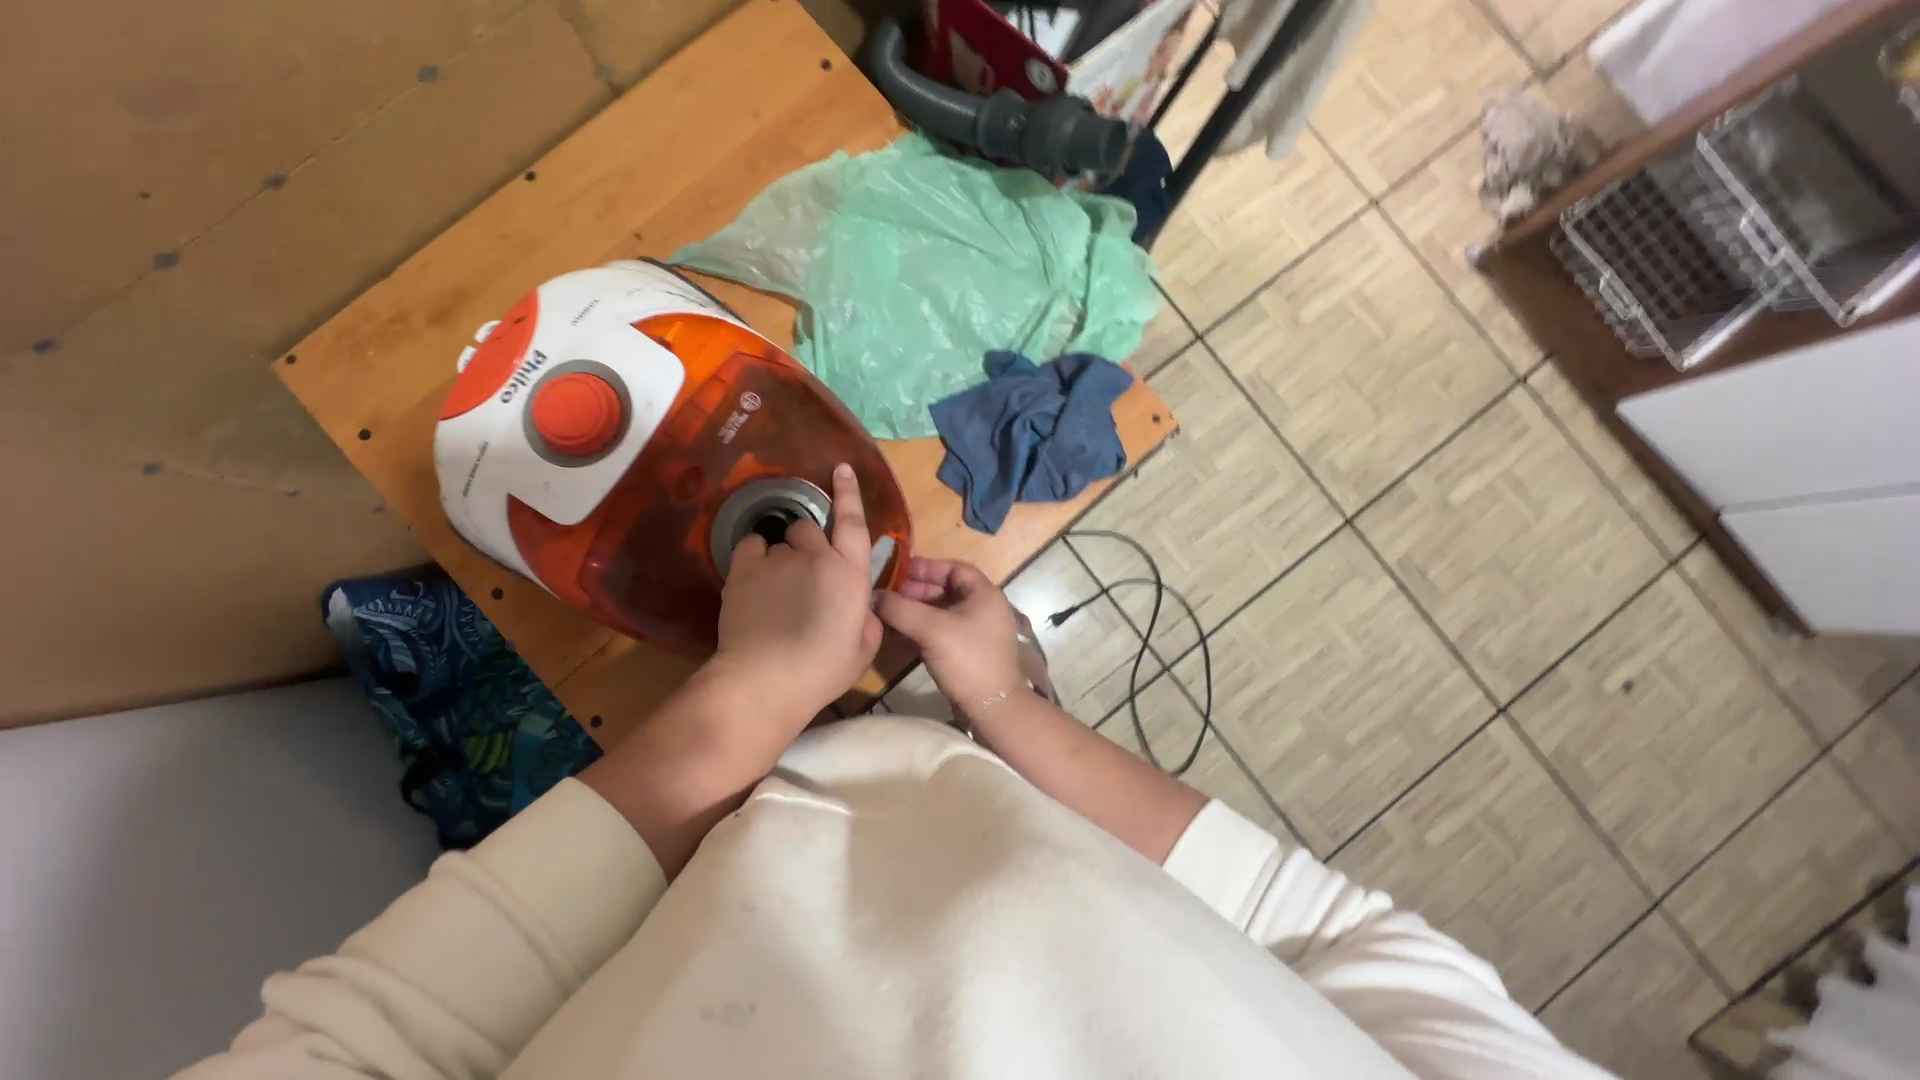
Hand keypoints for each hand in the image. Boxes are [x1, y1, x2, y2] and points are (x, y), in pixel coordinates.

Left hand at [711, 463, 882, 726]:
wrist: (765, 680)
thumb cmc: (821, 671)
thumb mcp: (863, 650)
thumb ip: (868, 620)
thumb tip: (862, 608)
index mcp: (851, 574)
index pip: (854, 523)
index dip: (849, 493)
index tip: (841, 468)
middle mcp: (816, 557)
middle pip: (810, 528)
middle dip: (809, 542)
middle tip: (804, 574)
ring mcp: (778, 559)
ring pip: (780, 540)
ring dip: (782, 555)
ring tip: (776, 587)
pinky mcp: (745, 568)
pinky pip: (752, 545)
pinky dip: (755, 555)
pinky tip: (754, 578)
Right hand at [875, 559, 1032, 717]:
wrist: (992, 707)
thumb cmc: (967, 659)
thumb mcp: (931, 629)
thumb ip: (900, 609)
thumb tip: (873, 597)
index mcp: (985, 594)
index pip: (955, 568)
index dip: (927, 567)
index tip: (900, 572)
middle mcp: (983, 608)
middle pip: (946, 590)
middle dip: (916, 591)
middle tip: (889, 596)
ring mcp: (976, 632)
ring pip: (941, 612)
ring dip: (915, 612)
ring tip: (888, 615)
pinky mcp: (967, 652)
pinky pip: (940, 632)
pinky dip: (920, 631)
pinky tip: (897, 636)